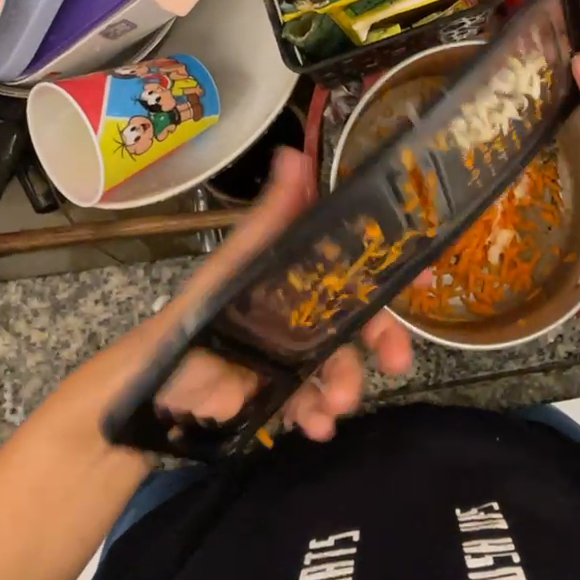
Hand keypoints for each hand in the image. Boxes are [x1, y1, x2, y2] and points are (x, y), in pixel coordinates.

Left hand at [142, 149, 413, 441]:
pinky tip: (314, 427)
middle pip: (360, 320)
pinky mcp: (280, 395)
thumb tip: (293, 151)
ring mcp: (293, 355)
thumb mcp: (238, 261)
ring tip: (337, 406)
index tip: (424, 279)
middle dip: (384, 340)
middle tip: (398, 361)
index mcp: (294, 273)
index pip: (354, 263)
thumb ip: (271, 216)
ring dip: (348, 386)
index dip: (391, 269)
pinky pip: (313, 404)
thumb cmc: (198, 314)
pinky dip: (319, 416)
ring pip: (342, 367)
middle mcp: (301, 310)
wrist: (154, 389)